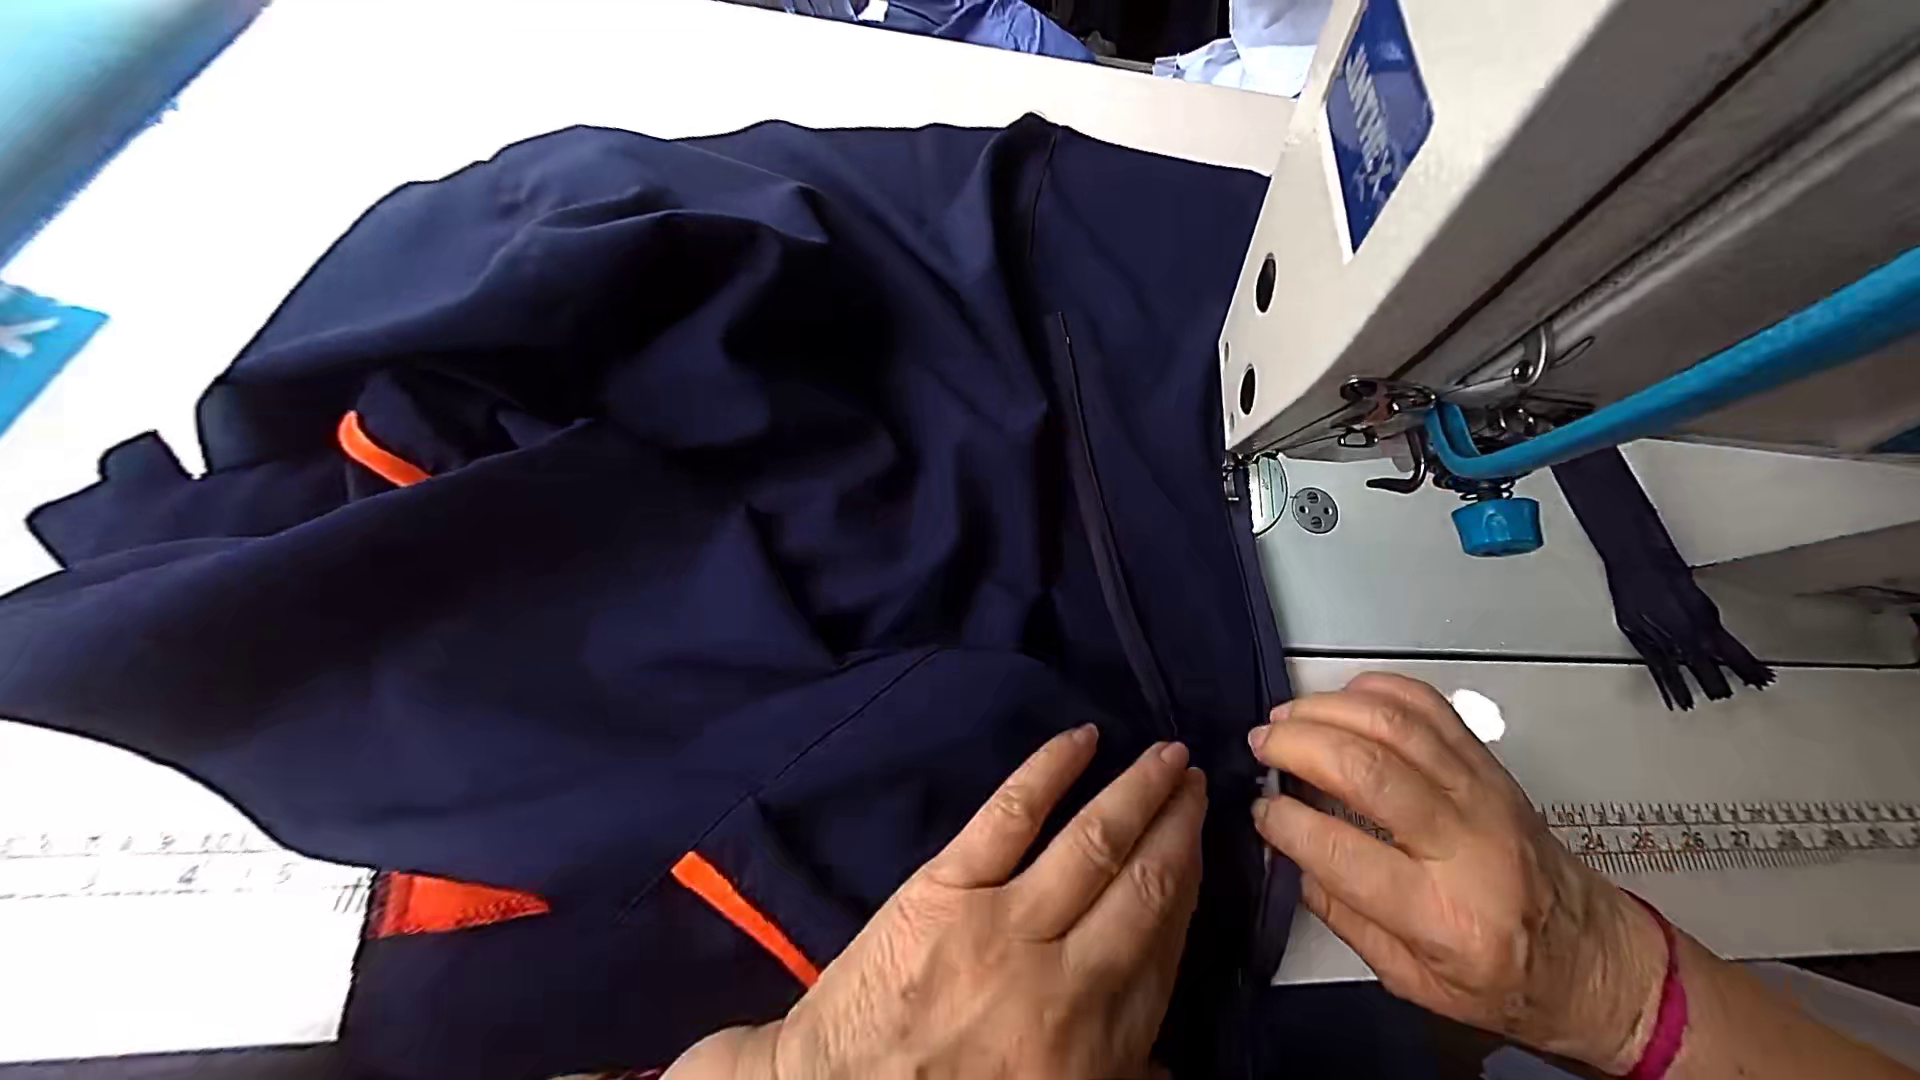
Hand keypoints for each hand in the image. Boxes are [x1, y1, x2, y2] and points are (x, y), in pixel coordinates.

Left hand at [668, 727, 1205, 1079]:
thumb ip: (1117, 1067)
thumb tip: (1170, 1042)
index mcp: (1095, 1046)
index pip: (1164, 944)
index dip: (1188, 883)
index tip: (1200, 843)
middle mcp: (1063, 982)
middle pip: (1143, 887)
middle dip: (1179, 828)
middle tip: (1197, 784)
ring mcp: (1003, 925)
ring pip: (1093, 841)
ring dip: (1139, 792)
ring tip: (1167, 758)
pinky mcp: (947, 885)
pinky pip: (1014, 812)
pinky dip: (1052, 767)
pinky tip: (1085, 738)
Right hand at [1248, 674, 1664, 1073]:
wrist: (1596, 959)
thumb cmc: (1499, 978)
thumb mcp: (1408, 976)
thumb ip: (1335, 908)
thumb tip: (1280, 844)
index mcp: (1446, 918)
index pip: (1340, 851)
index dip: (1283, 820)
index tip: (1260, 809)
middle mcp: (1470, 847)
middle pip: (1366, 770)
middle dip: (1295, 745)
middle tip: (1261, 745)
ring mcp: (1484, 794)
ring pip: (1393, 724)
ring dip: (1322, 709)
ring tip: (1286, 718)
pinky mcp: (1489, 764)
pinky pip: (1427, 704)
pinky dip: (1372, 689)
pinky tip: (1339, 702)